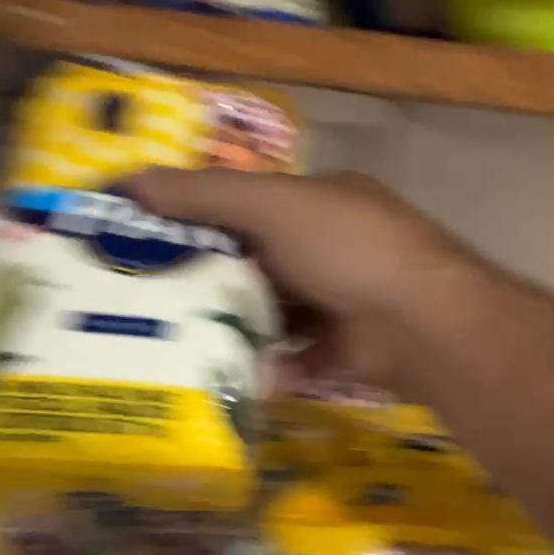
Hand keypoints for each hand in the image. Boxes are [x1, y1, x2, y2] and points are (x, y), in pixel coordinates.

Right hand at [129, 168, 488, 390]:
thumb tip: (130, 179)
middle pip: (257, 263)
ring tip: (174, 345)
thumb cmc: (350, 248)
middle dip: (207, 281)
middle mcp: (334, 248)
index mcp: (323, 202)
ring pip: (274, 315)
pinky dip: (269, 367)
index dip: (195, 217)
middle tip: (143, 301)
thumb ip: (206, 194)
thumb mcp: (275, 205)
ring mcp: (344, 301)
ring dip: (234, 329)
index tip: (140, 240)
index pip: (248, 204)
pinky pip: (296, 359)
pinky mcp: (348, 352)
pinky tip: (233, 375)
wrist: (423, 323)